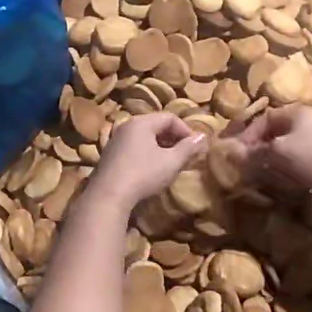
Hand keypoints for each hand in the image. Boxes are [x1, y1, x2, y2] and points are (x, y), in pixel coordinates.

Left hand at [87, 113, 206, 206]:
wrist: (108, 194)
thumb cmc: (143, 174)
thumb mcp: (171, 162)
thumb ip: (188, 148)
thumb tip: (203, 137)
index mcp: (141, 122)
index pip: (170, 117)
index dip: (186, 130)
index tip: (195, 148)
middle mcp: (126, 126)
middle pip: (156, 125)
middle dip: (173, 138)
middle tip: (184, 155)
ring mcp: (115, 139)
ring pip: (144, 137)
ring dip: (160, 146)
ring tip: (170, 163)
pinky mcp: (110, 154)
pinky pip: (133, 146)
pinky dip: (146, 153)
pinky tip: (151, 169)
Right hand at [233, 105, 311, 203]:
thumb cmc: (311, 155)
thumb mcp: (277, 152)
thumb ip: (253, 151)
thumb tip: (232, 152)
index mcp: (295, 111)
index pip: (263, 118)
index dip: (248, 134)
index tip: (239, 150)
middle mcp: (307, 119)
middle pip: (275, 130)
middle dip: (259, 145)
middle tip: (249, 160)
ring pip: (287, 143)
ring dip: (272, 156)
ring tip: (263, 169)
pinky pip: (299, 154)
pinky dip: (287, 163)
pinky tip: (283, 174)